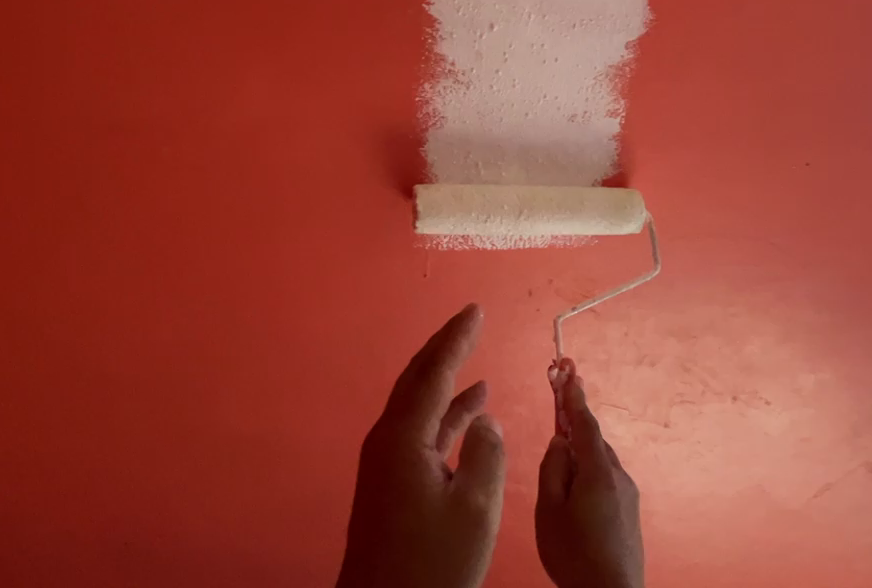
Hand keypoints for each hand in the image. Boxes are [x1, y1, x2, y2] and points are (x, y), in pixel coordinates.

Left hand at [337, 304, 505, 587]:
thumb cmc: (430, 565)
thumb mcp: (473, 511)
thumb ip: (486, 455)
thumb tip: (485, 420)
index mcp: (403, 436)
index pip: (435, 372)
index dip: (457, 337)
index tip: (477, 309)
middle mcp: (388, 438)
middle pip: (418, 379)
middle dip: (446, 348)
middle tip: (471, 320)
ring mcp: (385, 461)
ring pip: (419, 406)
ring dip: (448, 385)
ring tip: (479, 370)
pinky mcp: (389, 483)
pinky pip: (420, 432)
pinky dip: (445, 418)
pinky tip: (470, 419)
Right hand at [536, 361, 643, 587]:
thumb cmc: (574, 553)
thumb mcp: (549, 509)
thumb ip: (553, 468)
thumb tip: (560, 441)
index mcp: (597, 470)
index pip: (584, 422)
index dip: (574, 395)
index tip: (569, 369)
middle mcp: (619, 475)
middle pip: (593, 441)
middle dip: (576, 424)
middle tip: (558, 409)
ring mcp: (629, 495)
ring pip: (601, 462)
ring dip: (583, 454)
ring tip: (561, 472)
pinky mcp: (631, 513)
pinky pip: (608, 480)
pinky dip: (592, 473)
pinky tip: (578, 496)